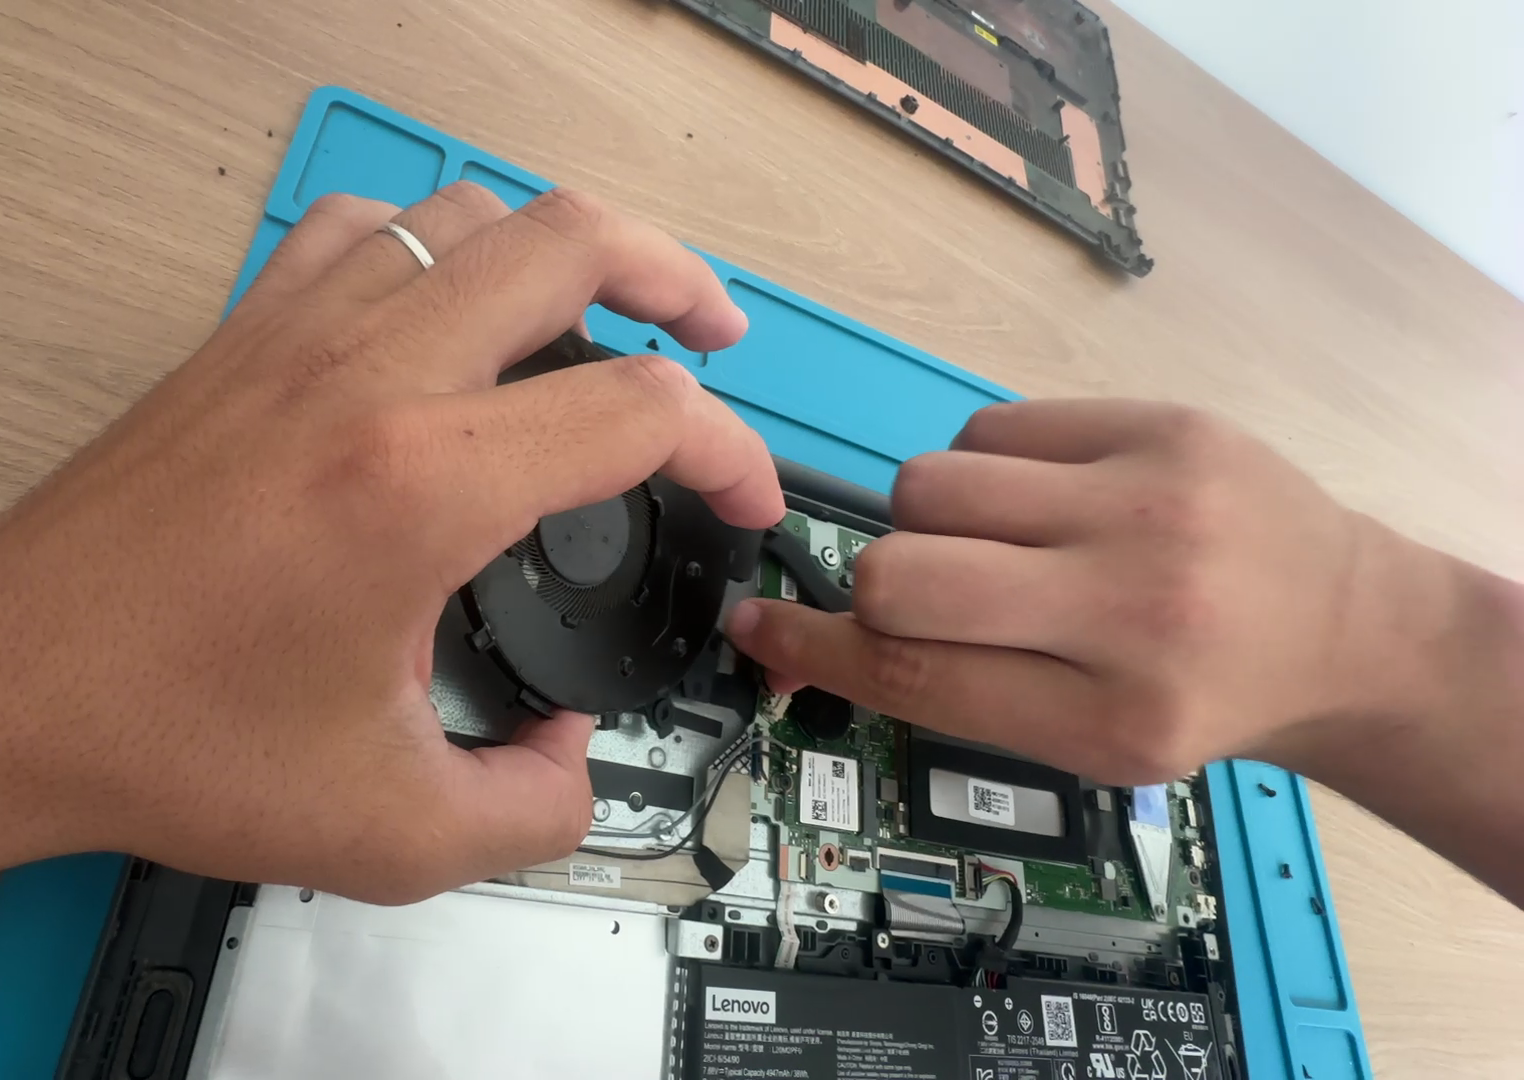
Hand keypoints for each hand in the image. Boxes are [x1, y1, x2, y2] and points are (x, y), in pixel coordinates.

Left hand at [0, 183, 783, 901]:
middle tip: (715, 334)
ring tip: (606, 309)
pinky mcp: (248, 330)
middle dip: (676, 278)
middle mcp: (372, 374)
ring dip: (566, 249)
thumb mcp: (392, 832)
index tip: (743, 499)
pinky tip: (458, 308)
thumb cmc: (178, 746)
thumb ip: (534, 810)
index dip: (726, 453)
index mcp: (424, 486)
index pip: (640, 413)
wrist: (0, 684)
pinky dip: (445, 248)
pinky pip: (371, 231)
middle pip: (574, 244)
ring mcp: (302, 330)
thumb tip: (579, 753)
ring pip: (476, 215)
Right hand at [727, 399, 1436, 782]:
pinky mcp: (1160, 420)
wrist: (1348, 630)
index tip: (756, 626)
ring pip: (927, 485)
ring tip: (997, 539)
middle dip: (880, 583)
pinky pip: (985, 430)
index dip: (813, 648)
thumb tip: (803, 640)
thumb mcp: (1071, 733)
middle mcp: (1136, 604)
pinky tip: (1041, 495)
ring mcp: (1153, 496)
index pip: (911, 674)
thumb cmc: (1186, 695)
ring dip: (931, 519)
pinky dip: (983, 470)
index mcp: (1110, 714)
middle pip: (901, 574)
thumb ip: (936, 685)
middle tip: (926, 591)